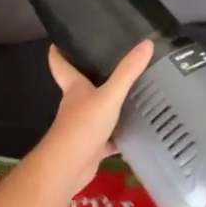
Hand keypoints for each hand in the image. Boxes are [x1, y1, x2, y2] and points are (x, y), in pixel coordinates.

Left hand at [31, 40, 154, 191]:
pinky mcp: (94, 145)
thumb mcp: (109, 95)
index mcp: (74, 88)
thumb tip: (147, 43)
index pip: (60, 64)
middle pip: (83, 85)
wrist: (70, 167)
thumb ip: (128, 72)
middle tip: (116, 60)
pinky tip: (141, 128)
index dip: (58, 51)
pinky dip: (124, 132)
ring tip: (138, 90)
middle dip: (95, 74)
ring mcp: (85, 126)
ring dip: (114, 103)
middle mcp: (77, 104)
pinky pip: (112, 135)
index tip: (59, 39)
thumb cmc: (83, 125)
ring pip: (101, 110)